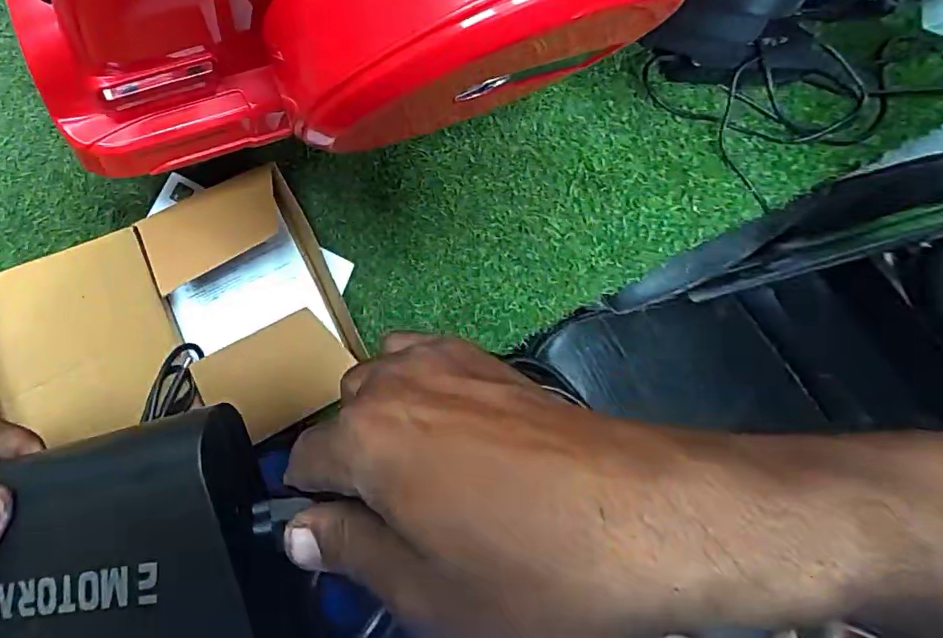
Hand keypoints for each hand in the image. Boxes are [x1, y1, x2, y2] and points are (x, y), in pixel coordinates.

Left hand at [0, 420, 44, 637]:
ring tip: (58, 510)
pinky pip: (5, 525)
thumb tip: (0, 497)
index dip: (16, 440)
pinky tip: (42, 541)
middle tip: (61, 487)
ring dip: (29, 492)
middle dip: (29, 463)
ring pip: (1, 490)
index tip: (48, 464)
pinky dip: (26, 523)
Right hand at [282, 333, 918, 636]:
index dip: (314, 502)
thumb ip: (349, 553)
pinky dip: (407, 383)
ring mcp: (421, 360)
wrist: (646, 513)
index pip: (303, 463)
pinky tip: (443, 416)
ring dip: (377, 422)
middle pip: (336, 423)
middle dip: (353, 465)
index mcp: (360, 441)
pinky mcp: (461, 350)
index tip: (341, 530)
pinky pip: (406, 355)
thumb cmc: (536, 568)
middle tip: (403, 514)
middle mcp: (378, 386)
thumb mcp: (434, 593)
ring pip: (368, 386)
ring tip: (427, 467)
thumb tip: (296, 533)